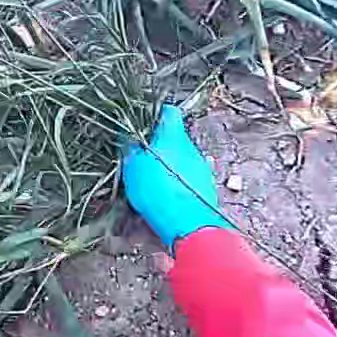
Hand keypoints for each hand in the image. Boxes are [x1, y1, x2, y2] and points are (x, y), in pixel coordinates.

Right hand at [120, 104, 229, 247]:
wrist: (189, 224)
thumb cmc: (159, 192)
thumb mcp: (133, 169)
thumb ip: (132, 151)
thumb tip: (129, 140)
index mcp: (173, 136)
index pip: (168, 112)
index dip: (156, 115)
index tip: (145, 122)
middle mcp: (191, 148)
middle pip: (174, 139)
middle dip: (158, 148)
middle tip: (141, 160)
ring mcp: (201, 167)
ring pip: (181, 160)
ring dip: (167, 168)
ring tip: (150, 185)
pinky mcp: (207, 187)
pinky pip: (187, 180)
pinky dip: (176, 186)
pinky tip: (164, 199)